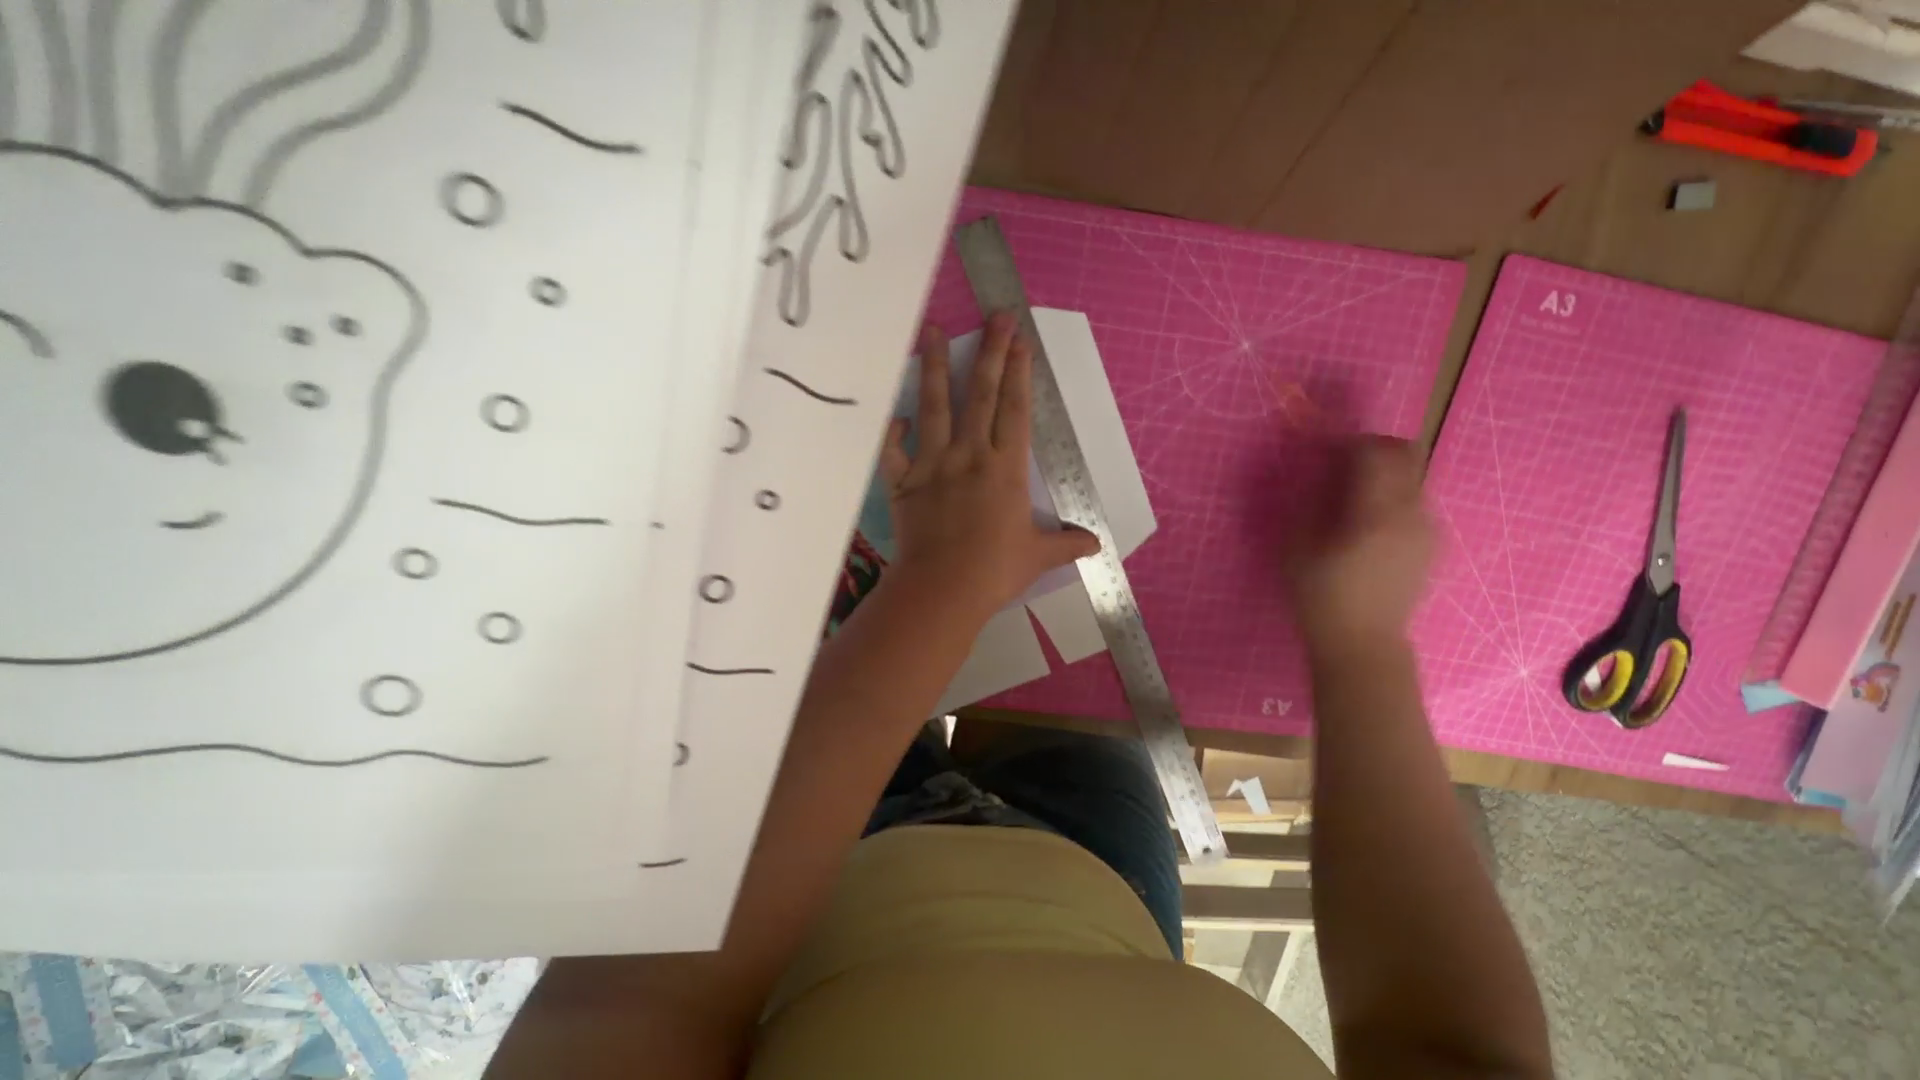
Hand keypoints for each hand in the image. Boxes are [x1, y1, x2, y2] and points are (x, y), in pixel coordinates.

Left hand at [879, 313, 1099, 620]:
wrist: (943, 588)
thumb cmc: (995, 570)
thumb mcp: (1038, 557)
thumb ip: (1064, 544)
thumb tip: (1095, 545)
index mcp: (1006, 468)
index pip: (1015, 409)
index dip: (1018, 372)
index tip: (1020, 340)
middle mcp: (970, 455)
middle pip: (980, 395)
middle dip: (990, 352)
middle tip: (995, 315)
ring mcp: (933, 465)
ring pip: (934, 406)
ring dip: (934, 366)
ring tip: (932, 331)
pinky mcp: (903, 482)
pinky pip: (893, 450)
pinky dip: (893, 432)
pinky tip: (896, 416)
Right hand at [1287, 436, 1434, 654]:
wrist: (1362, 646)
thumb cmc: (1321, 599)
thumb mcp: (1296, 548)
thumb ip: (1308, 503)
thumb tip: (1317, 473)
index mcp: (1376, 512)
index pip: (1372, 451)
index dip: (1346, 441)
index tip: (1323, 449)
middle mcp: (1411, 513)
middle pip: (1405, 453)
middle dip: (1373, 448)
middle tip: (1342, 461)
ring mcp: (1427, 530)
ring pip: (1413, 477)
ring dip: (1385, 473)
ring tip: (1353, 495)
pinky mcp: (1431, 546)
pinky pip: (1416, 502)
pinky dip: (1394, 496)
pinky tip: (1369, 522)